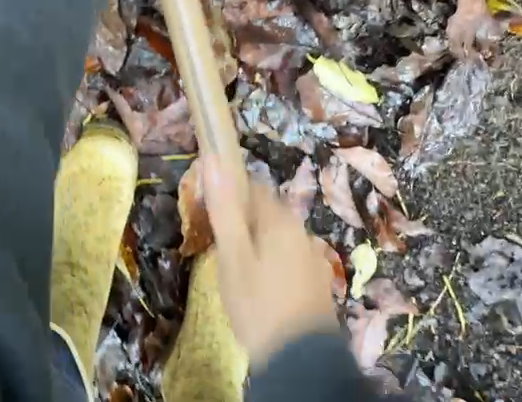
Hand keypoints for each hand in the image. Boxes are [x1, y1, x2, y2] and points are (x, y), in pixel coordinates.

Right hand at [201, 155, 339, 366]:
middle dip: (239, 220)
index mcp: (280, 218)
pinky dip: (269, 264)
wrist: (301, 363)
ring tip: (233, 270)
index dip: (226, 192)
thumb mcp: (233, 254)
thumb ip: (224, 206)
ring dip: (254, 243)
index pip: (250, 185)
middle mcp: (300, 230)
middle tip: (217, 245)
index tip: (206, 212)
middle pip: (264, 210)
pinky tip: (257, 287)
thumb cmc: (259, 303)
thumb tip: (212, 158)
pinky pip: (286, 259)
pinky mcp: (315, 283)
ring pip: (274, 236)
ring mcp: (311, 257)